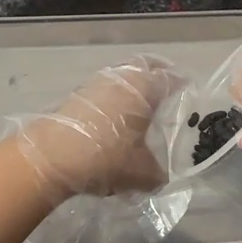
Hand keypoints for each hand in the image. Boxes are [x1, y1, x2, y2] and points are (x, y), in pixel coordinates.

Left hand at [15, 56, 183, 196]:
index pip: (172, 78)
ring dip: (132, 84)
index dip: (184, 84)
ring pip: (121, 75)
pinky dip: (114, 95)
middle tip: (166, 87)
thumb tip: (160, 176)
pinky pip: (104, 88)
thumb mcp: (141, 174)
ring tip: (140, 104)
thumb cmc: (106, 158)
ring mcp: (96, 82)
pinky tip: (115, 115)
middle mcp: (121, 77)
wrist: (51, 157)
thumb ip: (157, 173)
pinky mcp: (76, 94)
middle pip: (145, 66)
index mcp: (144, 87)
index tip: (190, 91)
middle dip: (157, 73)